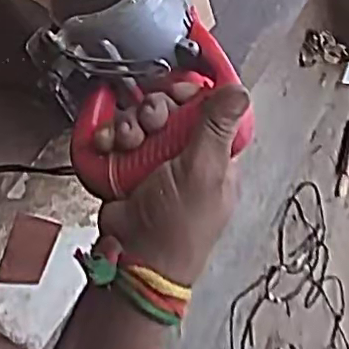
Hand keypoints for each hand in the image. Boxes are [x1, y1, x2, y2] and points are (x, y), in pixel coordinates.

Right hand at [94, 86, 249, 284]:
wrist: (132, 256)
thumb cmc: (177, 228)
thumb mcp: (202, 172)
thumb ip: (216, 129)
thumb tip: (239, 93)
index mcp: (214, 154)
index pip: (206, 106)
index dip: (189, 94)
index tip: (176, 92)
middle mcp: (184, 152)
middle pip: (168, 106)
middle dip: (154, 110)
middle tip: (151, 124)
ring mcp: (154, 157)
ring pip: (139, 117)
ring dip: (128, 124)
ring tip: (127, 142)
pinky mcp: (126, 163)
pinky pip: (116, 134)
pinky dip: (109, 136)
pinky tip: (110, 146)